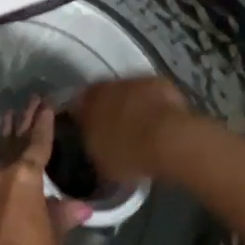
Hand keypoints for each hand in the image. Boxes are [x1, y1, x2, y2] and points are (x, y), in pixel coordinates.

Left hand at [0, 96, 89, 244]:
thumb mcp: (55, 236)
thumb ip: (62, 214)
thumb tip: (79, 205)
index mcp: (27, 175)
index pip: (38, 141)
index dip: (43, 122)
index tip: (46, 103)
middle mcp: (3, 171)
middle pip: (16, 140)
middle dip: (24, 120)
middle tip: (30, 100)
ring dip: (3, 133)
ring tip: (8, 114)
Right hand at [69, 77, 193, 182]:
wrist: (167, 141)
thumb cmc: (128, 154)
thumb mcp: (101, 163)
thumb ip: (94, 149)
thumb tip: (94, 149)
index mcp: (86, 103)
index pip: (77, 106)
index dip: (84, 119)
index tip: (91, 132)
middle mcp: (106, 85)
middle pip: (103, 95)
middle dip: (109, 109)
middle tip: (118, 131)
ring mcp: (134, 81)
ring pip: (128, 92)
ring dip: (132, 105)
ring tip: (143, 129)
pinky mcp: (159, 83)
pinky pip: (153, 94)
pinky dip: (155, 104)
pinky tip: (162, 123)